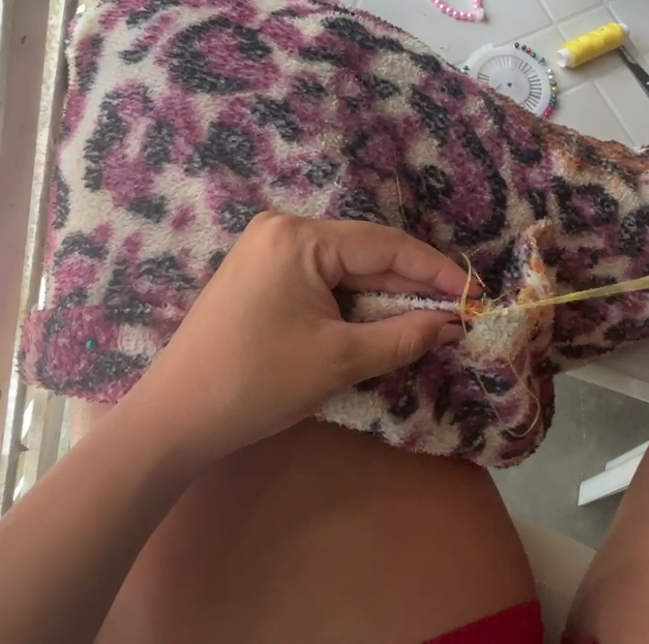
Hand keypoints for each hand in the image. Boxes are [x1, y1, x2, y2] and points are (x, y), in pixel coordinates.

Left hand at [123, 212, 466, 464]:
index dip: (434, 270)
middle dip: (410, 284)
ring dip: (384, 294)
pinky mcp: (259, 274)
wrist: (174, 419)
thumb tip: (452, 325)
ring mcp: (266, 250)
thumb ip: (403, 336)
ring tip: (427, 318)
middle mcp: (282, 229)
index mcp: (299, 237)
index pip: (384, 245)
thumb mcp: (339, 360)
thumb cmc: (258, 383)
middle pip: (364, 252)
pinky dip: (352, 300)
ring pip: (344, 266)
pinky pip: (320, 278)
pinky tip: (379, 319)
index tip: (474, 294)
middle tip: (456, 311)